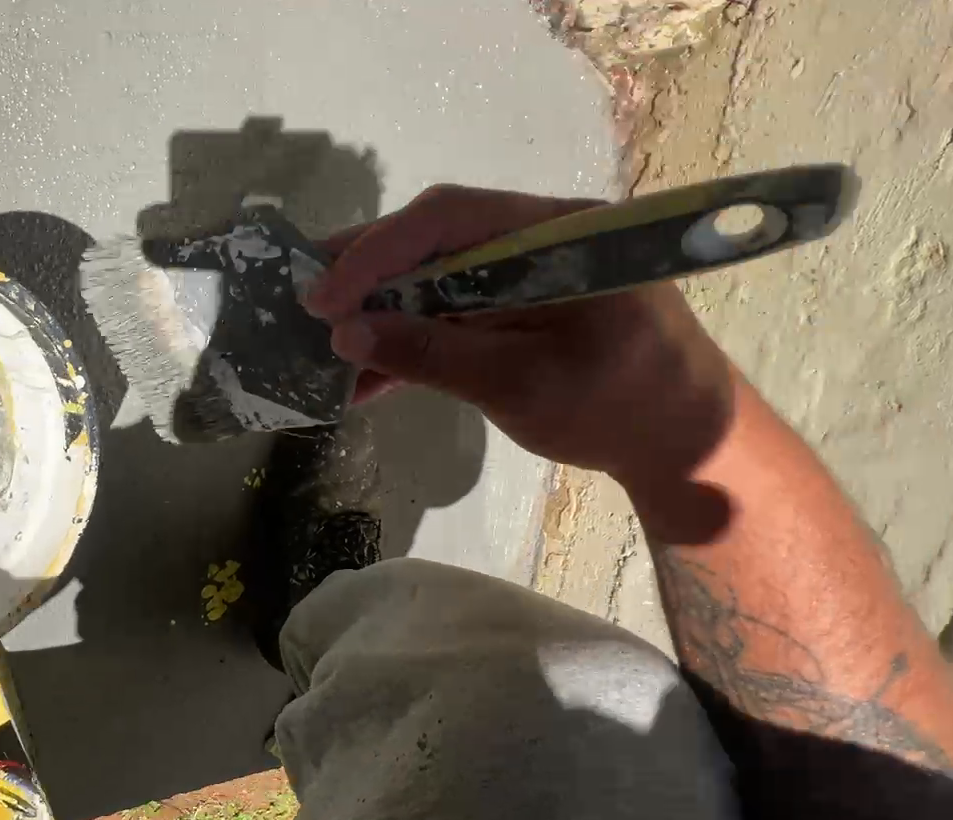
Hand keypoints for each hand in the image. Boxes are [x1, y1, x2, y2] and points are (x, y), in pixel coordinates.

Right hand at [306, 185, 737, 497]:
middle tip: (302, 302)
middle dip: (360, 272)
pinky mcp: (504, 312)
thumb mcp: (518, 384)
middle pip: (426, 239)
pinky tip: (358, 376)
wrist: (680, 437)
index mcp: (552, 236)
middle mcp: (530, 242)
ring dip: (370, 311)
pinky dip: (397, 344)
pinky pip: (438, 315)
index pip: (445, 219)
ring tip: (316, 339)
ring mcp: (515, 277)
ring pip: (424, 277)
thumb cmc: (616, 406)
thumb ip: (430, 354)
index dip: (373, 253)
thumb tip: (345, 336)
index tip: (321, 300)